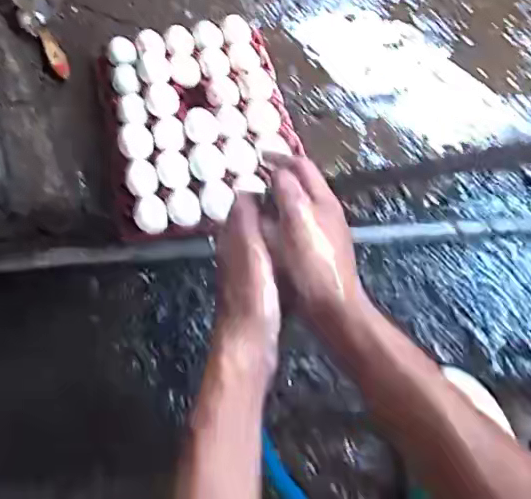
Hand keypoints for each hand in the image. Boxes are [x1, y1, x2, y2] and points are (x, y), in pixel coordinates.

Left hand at [213, 198, 280, 371]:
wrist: (249, 344)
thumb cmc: (252, 294)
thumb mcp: (250, 249)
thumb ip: (246, 219)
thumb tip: (245, 187)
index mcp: (230, 238)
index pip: (242, 205)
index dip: (260, 195)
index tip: (283, 187)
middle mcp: (233, 252)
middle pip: (252, 224)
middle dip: (270, 214)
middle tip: (296, 206)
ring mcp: (245, 273)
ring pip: (261, 244)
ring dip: (276, 237)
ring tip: (300, 228)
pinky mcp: (257, 292)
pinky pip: (270, 266)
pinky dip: (281, 259)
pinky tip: (297, 261)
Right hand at [261, 153, 366, 330]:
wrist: (335, 310)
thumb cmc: (312, 264)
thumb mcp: (295, 219)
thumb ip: (286, 190)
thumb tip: (275, 173)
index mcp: (322, 199)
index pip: (300, 164)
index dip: (278, 157)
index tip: (256, 157)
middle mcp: (327, 210)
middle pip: (302, 181)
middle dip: (278, 175)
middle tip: (254, 178)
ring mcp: (326, 231)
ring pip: (299, 202)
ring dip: (279, 196)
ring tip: (257, 201)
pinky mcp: (321, 250)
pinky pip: (297, 221)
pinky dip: (281, 216)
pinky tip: (268, 229)